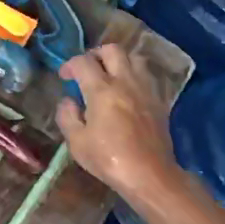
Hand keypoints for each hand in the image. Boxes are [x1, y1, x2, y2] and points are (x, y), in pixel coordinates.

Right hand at [56, 44, 184, 204]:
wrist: (148, 173)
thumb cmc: (107, 158)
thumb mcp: (76, 142)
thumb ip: (67, 116)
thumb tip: (67, 101)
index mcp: (101, 90)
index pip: (83, 62)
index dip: (70, 65)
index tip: (64, 76)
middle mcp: (125, 82)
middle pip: (113, 50)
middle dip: (96, 54)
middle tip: (87, 69)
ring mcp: (146, 89)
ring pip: (135, 58)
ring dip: (120, 61)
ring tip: (110, 75)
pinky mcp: (160, 100)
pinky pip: (148, 76)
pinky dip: (136, 75)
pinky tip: (129, 90)